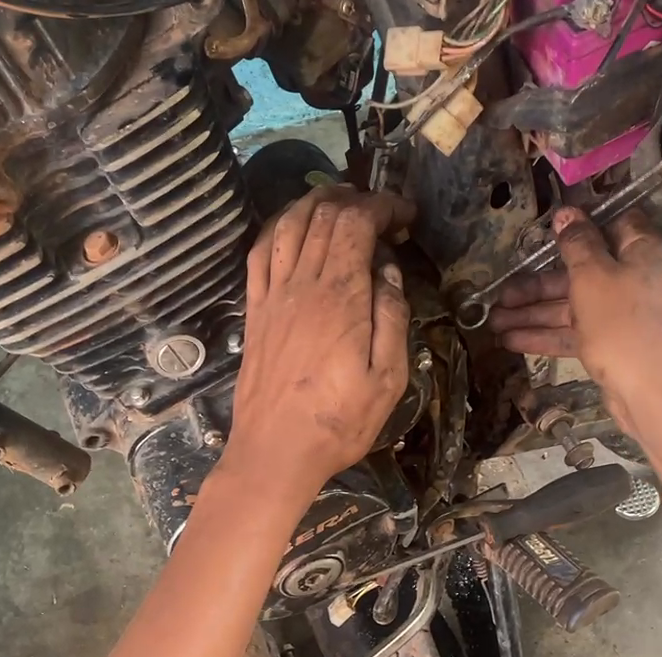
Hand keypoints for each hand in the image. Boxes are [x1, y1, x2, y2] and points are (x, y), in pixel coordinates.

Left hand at [223, 186, 415, 497]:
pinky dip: (279, 227)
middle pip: (323, 214)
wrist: (275, 452)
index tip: (406, 216)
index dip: (383, 205)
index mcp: (340, 296)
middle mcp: (302, 283)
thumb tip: (388, 271)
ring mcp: (272, 295)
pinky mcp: (254, 312)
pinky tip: (292, 227)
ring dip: (315, 202)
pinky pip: (260, 252)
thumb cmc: (338, 423)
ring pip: (289, 224)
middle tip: (381, 212)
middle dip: (356, 199)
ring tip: (340, 203)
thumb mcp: (387, 379)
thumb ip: (392, 318)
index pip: (357, 222)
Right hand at [488, 207, 661, 428]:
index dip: (576, 227)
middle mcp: (635, 276)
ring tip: (493, 322)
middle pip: (580, 272)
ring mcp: (623, 313)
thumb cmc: (624, 325)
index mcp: (642, 249)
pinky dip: (546, 335)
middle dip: (536, 285)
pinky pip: (575, 331)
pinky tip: (510, 341)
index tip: (543, 232)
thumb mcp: (594, 277)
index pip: (610, 224)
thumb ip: (577, 244)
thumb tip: (566, 214)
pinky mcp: (612, 343)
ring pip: (572, 305)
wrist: (653, 392)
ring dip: (532, 313)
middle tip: (499, 294)